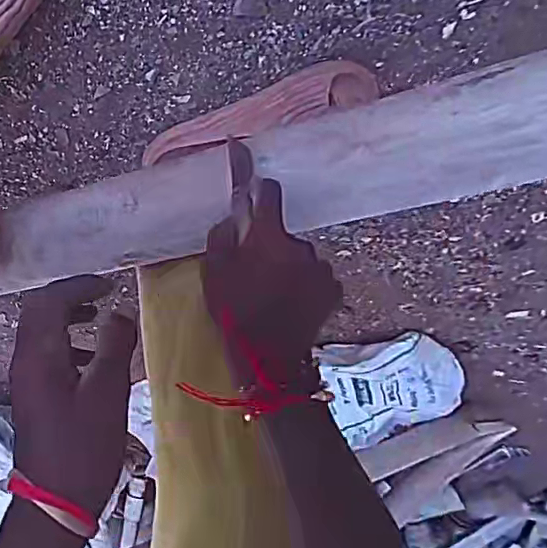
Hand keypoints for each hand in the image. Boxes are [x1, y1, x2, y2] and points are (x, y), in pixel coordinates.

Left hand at [7, 275, 138, 523]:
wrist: (55, 503)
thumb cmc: (83, 446)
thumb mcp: (108, 391)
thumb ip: (114, 344)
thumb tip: (120, 310)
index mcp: (39, 354)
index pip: (50, 300)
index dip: (79, 286)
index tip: (108, 284)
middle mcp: (25, 361)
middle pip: (39, 312)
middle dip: (70, 297)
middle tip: (101, 296)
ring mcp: (26, 380)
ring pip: (42, 333)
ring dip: (69, 319)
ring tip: (100, 320)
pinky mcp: (33, 396)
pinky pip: (47, 355)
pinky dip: (69, 344)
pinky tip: (94, 360)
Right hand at [202, 140, 342, 386]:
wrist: (268, 359)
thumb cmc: (235, 312)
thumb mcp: (213, 272)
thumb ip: (222, 236)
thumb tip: (235, 217)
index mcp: (270, 236)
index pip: (270, 193)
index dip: (261, 188)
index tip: (256, 192)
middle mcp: (301, 245)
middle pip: (284, 234)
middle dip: (272, 245)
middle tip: (256, 269)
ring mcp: (321, 268)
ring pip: (301, 257)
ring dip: (290, 266)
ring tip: (274, 292)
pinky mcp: (333, 290)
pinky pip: (316, 277)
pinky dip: (306, 284)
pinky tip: (291, 303)